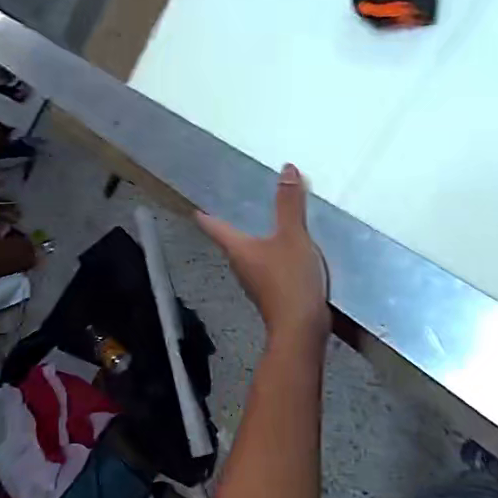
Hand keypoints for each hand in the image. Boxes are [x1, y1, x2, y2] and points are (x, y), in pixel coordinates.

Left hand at [196, 163, 329, 341]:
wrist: (301, 328)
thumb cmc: (289, 280)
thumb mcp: (292, 236)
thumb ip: (289, 204)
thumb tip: (285, 169)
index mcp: (237, 249)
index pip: (213, 226)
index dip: (205, 214)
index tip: (196, 205)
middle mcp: (240, 265)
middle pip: (231, 241)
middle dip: (233, 224)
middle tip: (239, 203)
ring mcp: (255, 281)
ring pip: (250, 254)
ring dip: (256, 239)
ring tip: (266, 220)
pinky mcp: (272, 293)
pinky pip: (268, 265)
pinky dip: (274, 253)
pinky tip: (288, 247)